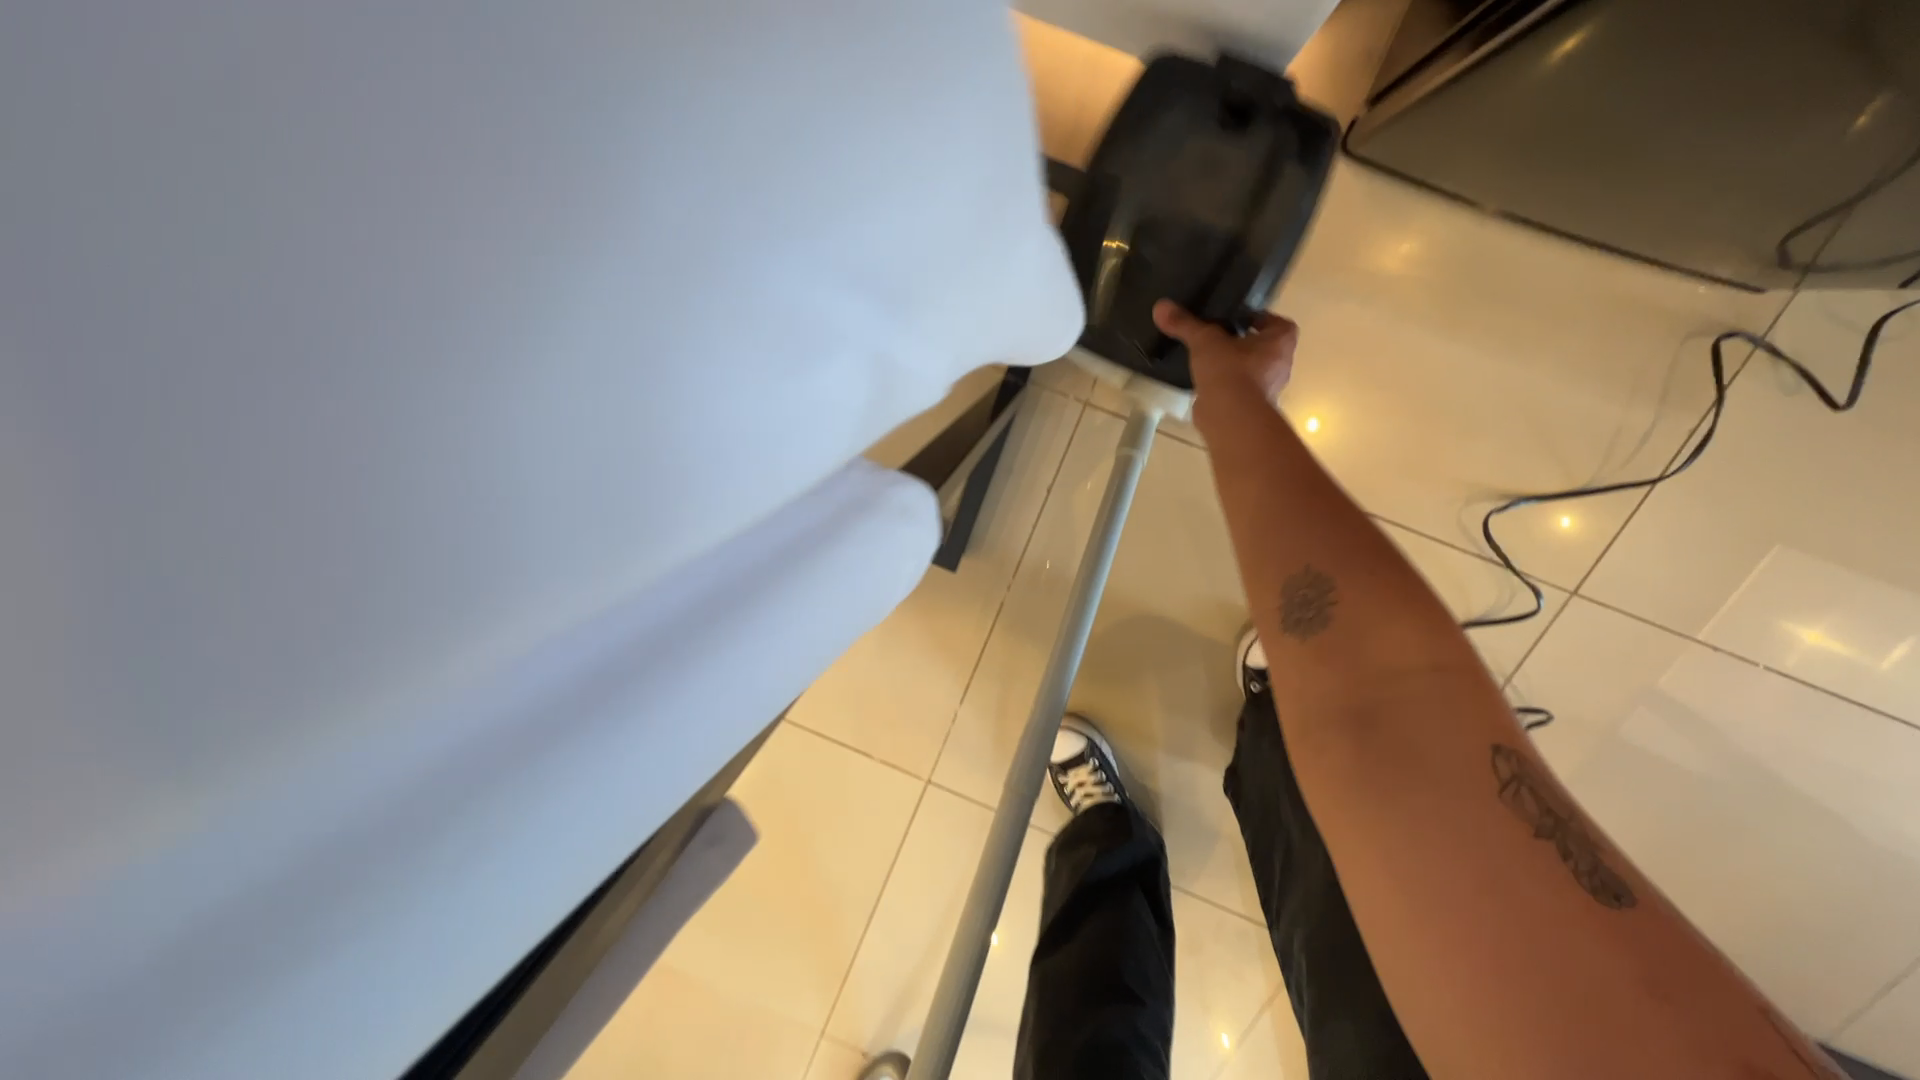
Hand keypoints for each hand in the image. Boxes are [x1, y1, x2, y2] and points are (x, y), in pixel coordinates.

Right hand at [1152, 300, 1296, 402]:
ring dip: (1234, 368)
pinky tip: (1205, 384)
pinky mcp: (1249, 409)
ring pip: (1252, 372)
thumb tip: (1161, 306)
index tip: (1241, 319)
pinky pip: (1238, 392)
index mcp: (1280, 343)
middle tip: (1220, 338)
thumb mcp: (1204, 340)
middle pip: (1265, 349)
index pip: (1281, 325)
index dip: (1262, 320)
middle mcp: (1280, 366)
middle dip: (1245, 344)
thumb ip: (1185, 323)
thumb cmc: (1229, 370)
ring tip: (1209, 361)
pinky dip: (1225, 388)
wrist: (1230, 416)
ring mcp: (1266, 390)